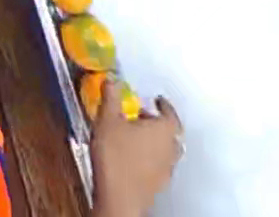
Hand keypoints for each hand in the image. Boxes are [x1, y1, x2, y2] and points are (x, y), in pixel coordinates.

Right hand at [91, 81, 183, 216]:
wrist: (118, 199)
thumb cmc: (115, 155)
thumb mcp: (107, 117)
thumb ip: (111, 95)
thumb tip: (113, 78)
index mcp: (162, 131)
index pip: (172, 115)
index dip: (165, 106)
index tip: (158, 99)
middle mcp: (169, 151)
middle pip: (171, 135)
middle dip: (158, 123)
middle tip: (142, 115)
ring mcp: (165, 172)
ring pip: (165, 152)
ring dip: (154, 141)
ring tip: (134, 134)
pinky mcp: (156, 187)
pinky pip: (158, 166)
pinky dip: (150, 157)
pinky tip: (132, 156)